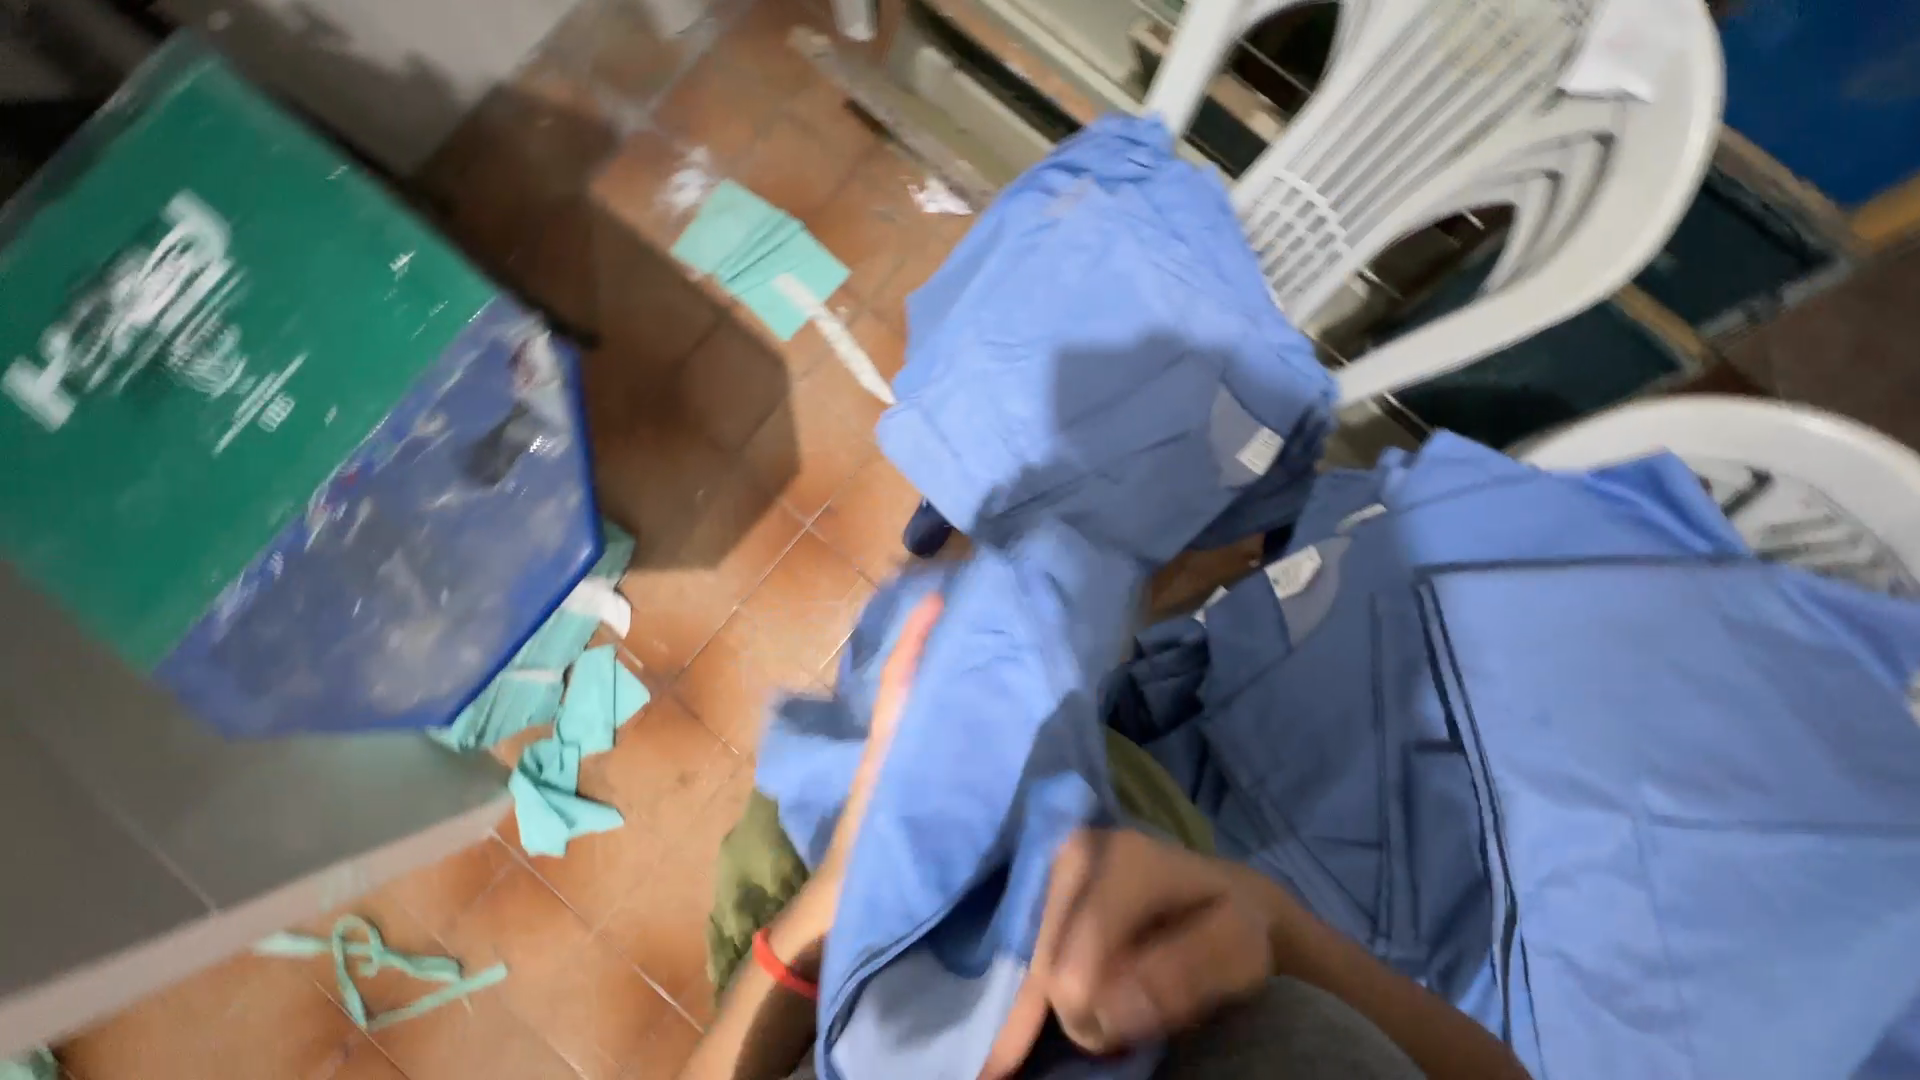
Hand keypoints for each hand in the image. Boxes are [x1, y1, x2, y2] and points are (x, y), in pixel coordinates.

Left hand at [774, 593, 945, 968]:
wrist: (842, 904)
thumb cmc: (860, 863)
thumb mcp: (882, 816)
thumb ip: (901, 777)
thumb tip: (930, 730)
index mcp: (886, 742)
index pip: (898, 679)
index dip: (913, 638)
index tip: (936, 600)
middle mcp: (894, 740)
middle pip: (913, 680)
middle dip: (935, 643)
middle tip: (976, 614)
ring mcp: (901, 757)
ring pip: (924, 702)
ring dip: (944, 671)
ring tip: (986, 647)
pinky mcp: (909, 776)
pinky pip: (932, 731)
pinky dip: (948, 707)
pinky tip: (980, 707)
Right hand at [980, 829, 1278, 1078]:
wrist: (1224, 897)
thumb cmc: (1235, 925)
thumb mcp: (1234, 950)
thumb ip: (1181, 976)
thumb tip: (1107, 1014)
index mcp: (1121, 861)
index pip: (1080, 962)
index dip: (1098, 1014)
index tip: (1126, 1033)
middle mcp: (1076, 855)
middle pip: (1051, 967)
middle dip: (1080, 1013)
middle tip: (1124, 1026)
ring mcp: (1055, 874)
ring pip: (1035, 972)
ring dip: (1052, 1015)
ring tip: (1032, 1064)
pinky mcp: (1047, 898)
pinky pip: (1025, 966)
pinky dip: (1015, 1015)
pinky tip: (995, 1064)